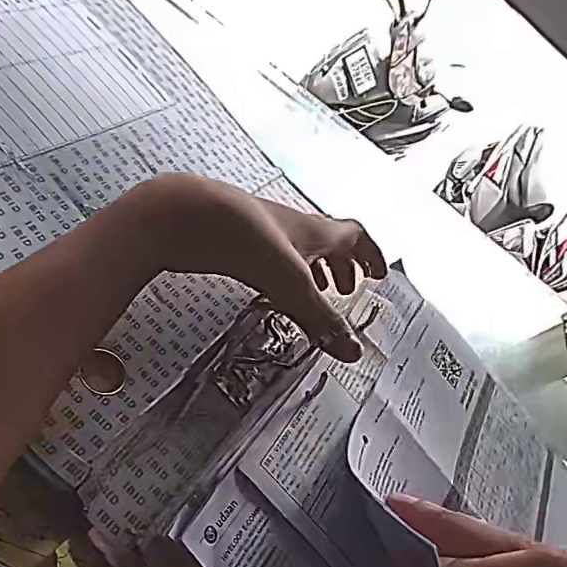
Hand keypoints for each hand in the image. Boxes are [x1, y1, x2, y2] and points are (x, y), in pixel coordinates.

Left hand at [123, 173, 386, 361]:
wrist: (187, 215)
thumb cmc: (245, 236)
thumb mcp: (292, 284)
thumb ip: (320, 319)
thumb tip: (352, 351)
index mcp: (314, 231)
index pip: (355, 237)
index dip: (370, 256)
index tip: (379, 274)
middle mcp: (291, 227)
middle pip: (327, 242)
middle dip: (342, 266)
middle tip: (347, 289)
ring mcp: (262, 231)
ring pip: (297, 249)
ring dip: (312, 269)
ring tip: (314, 291)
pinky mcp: (235, 241)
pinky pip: (269, 256)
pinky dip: (280, 273)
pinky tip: (269, 288)